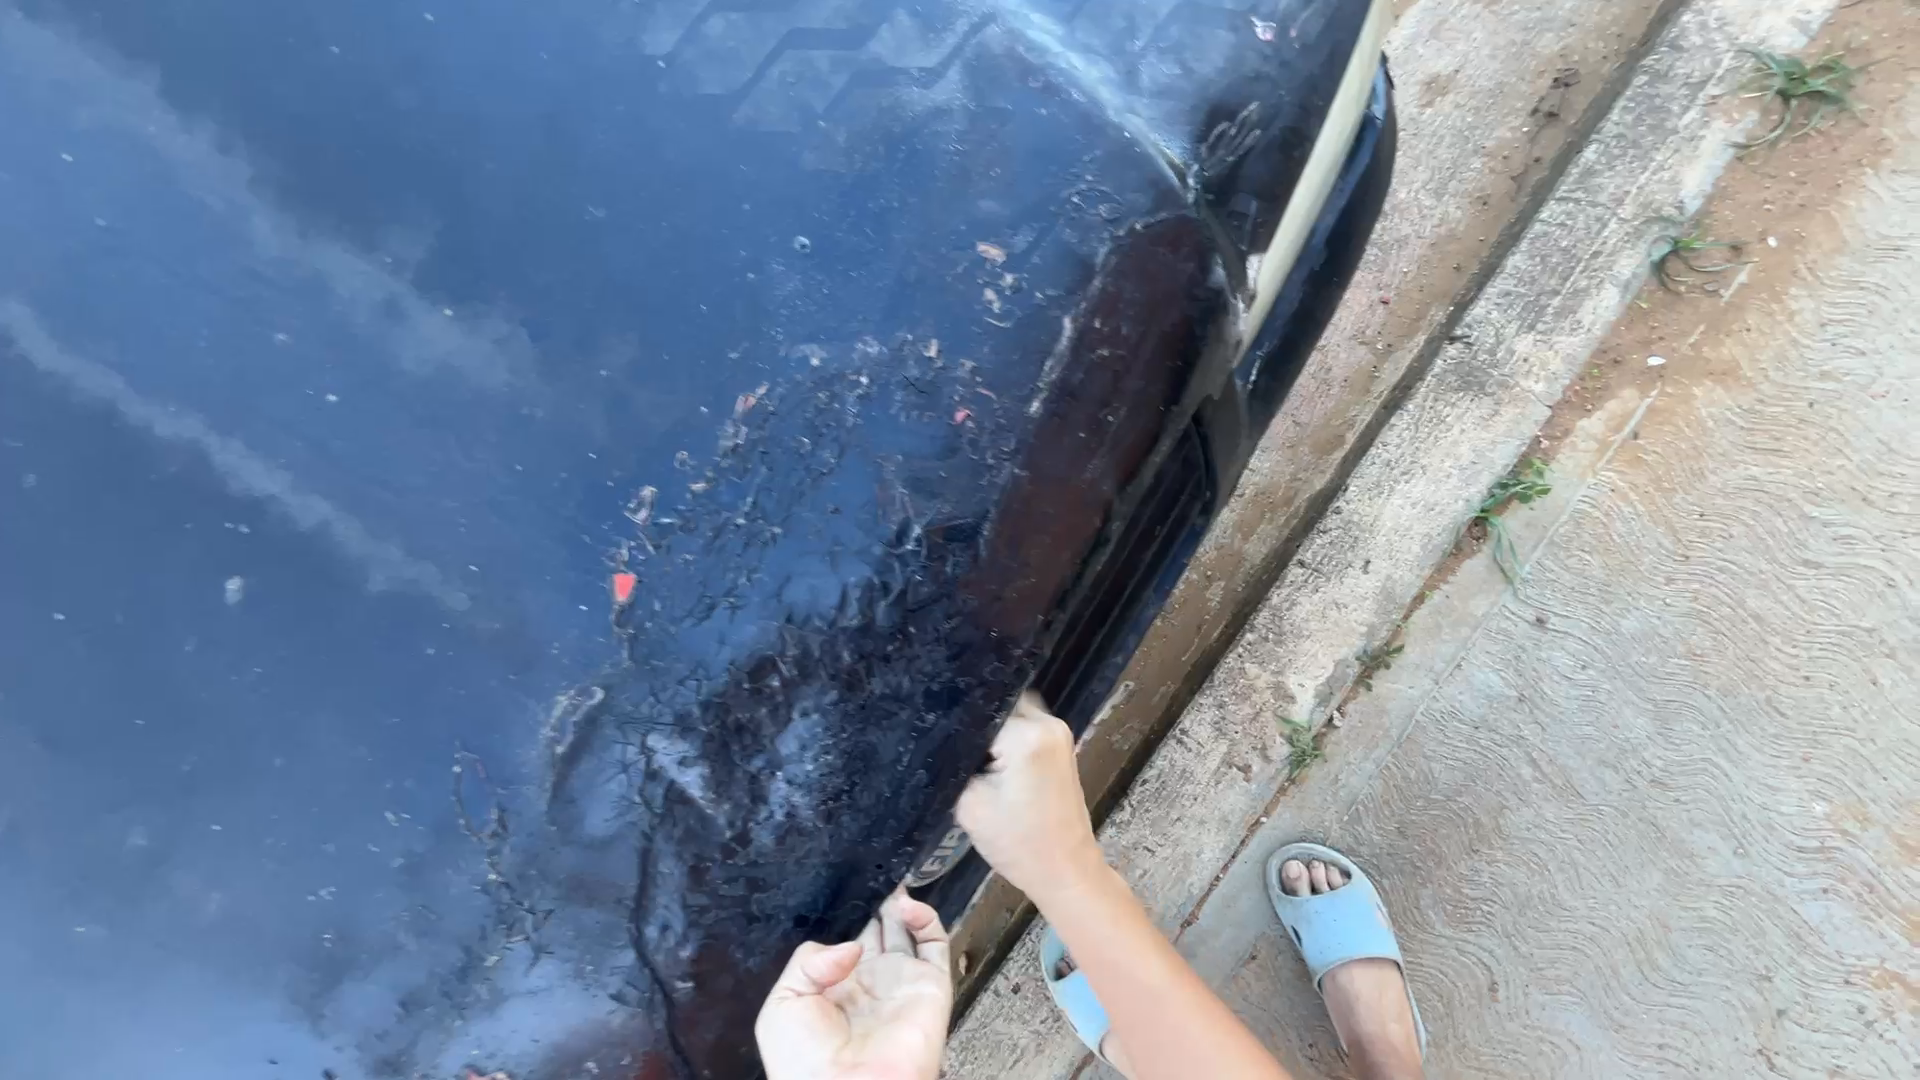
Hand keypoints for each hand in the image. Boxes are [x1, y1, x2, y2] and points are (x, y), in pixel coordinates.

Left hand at [754, 891, 952, 1079]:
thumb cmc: (804, 1060)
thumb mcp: (783, 1006)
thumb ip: (807, 962)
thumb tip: (850, 946)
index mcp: (839, 987)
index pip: (850, 940)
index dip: (851, 914)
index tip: (850, 887)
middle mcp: (874, 982)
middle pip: (882, 930)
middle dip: (880, 903)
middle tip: (876, 878)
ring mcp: (904, 982)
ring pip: (911, 931)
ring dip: (904, 905)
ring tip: (892, 886)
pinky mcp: (932, 986)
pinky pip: (937, 944)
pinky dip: (928, 918)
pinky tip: (907, 906)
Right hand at [955, 691, 1103, 903]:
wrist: (1065, 871)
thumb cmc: (1018, 844)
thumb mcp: (969, 805)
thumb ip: (952, 766)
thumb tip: (941, 741)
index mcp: (1027, 735)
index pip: (977, 713)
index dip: (954, 727)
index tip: (936, 741)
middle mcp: (1048, 722)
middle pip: (995, 707)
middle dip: (972, 724)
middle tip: (949, 747)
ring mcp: (1058, 730)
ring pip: (1009, 714)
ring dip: (990, 731)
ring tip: (970, 755)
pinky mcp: (1060, 743)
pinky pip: (1024, 726)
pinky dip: (1006, 737)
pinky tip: (990, 759)